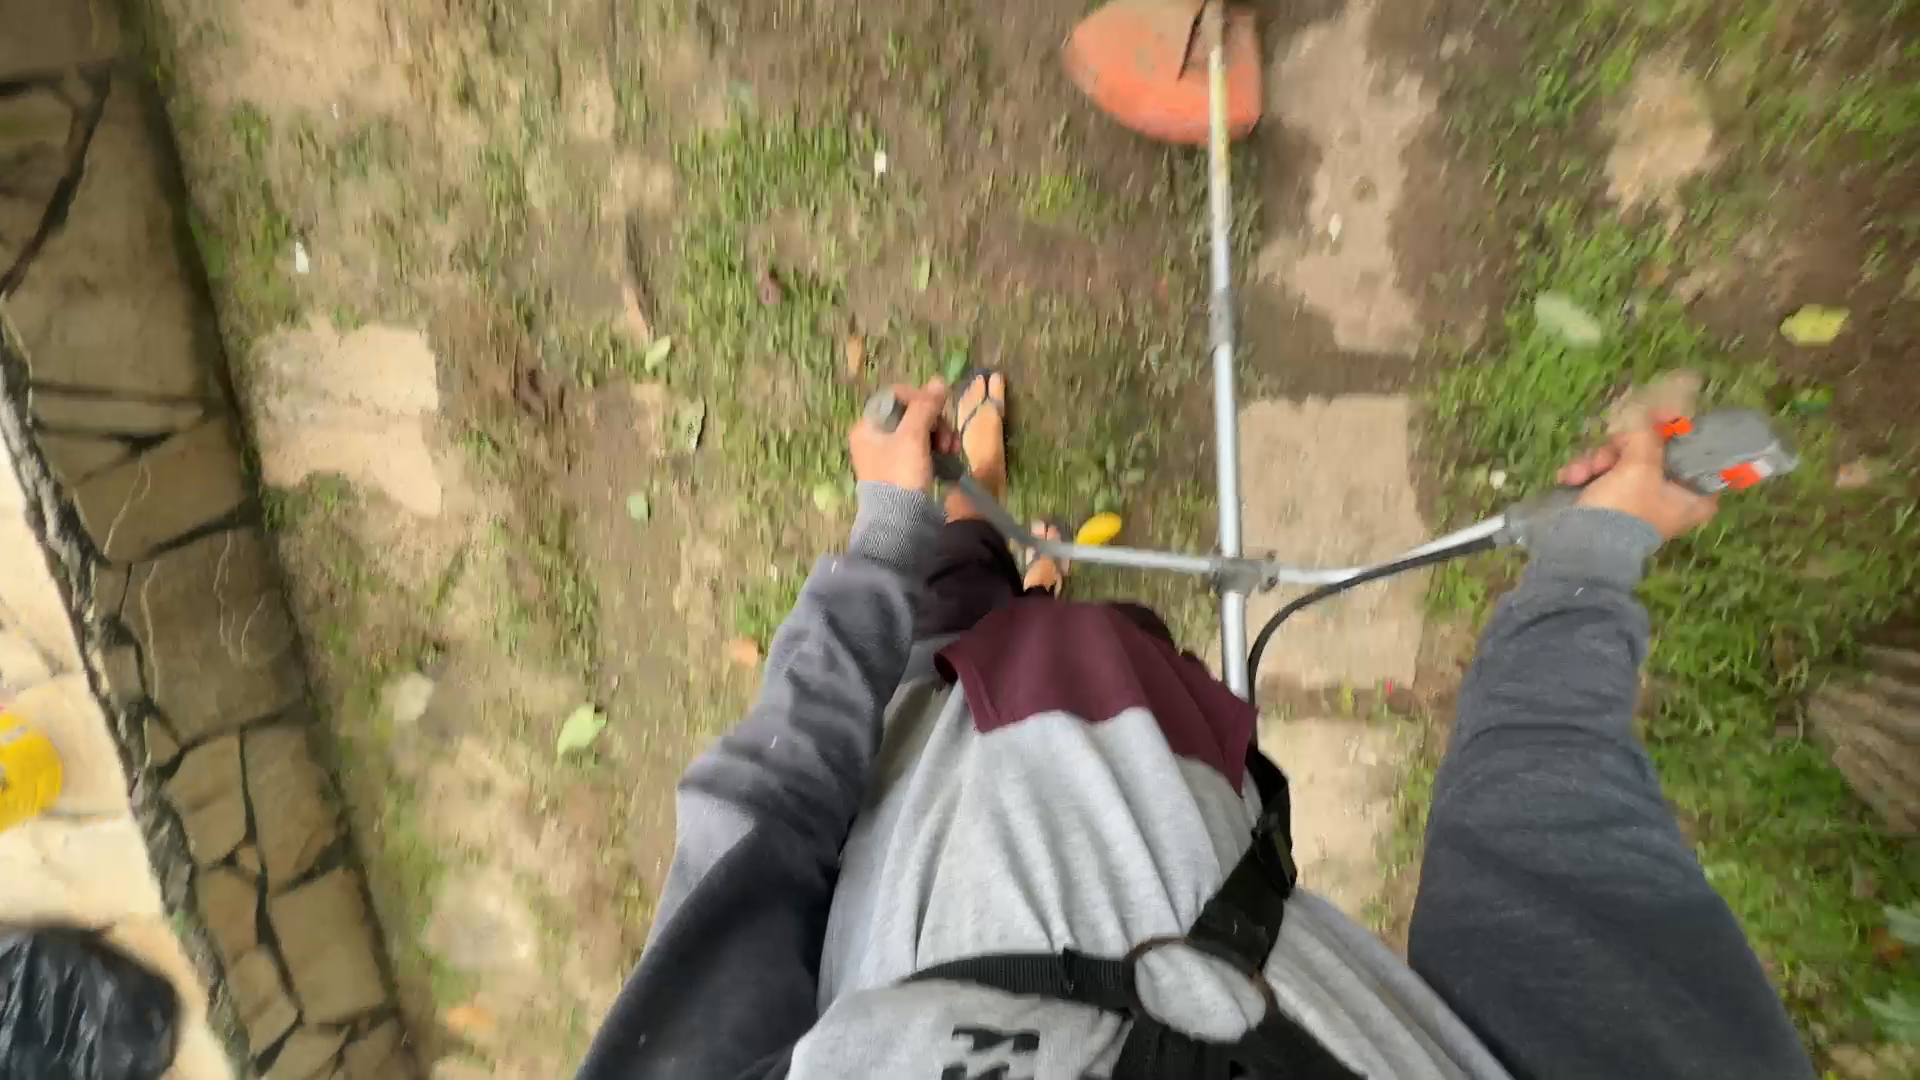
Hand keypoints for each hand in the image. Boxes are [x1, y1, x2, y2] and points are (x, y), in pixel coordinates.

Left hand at [849, 380, 955, 492]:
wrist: (900, 523)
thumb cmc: (901, 476)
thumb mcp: (913, 437)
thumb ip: (925, 407)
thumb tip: (939, 381)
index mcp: (867, 426)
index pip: (896, 396)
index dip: (920, 399)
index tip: (938, 411)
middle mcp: (874, 438)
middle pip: (911, 413)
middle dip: (935, 421)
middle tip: (947, 439)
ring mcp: (888, 455)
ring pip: (920, 431)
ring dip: (940, 435)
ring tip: (952, 451)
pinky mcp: (902, 470)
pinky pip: (922, 448)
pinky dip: (937, 449)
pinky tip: (949, 458)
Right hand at [1558, 411, 1717, 540]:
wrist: (1580, 546)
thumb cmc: (1623, 508)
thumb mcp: (1639, 467)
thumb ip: (1646, 438)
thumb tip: (1645, 418)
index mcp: (1696, 497)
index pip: (1692, 455)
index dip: (1670, 436)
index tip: (1650, 423)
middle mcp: (1670, 500)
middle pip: (1649, 458)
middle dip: (1616, 454)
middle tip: (1602, 457)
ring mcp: (1637, 504)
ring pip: (1618, 467)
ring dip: (1592, 464)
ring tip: (1576, 474)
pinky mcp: (1608, 508)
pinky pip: (1600, 480)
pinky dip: (1583, 476)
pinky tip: (1568, 479)